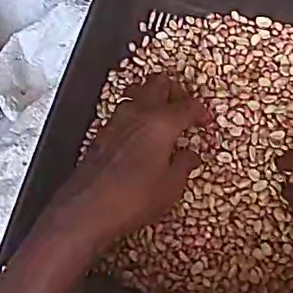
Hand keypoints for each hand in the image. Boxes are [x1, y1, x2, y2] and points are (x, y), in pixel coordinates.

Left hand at [47, 74, 209, 253]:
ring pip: (138, 93)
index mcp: (162, 122)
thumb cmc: (133, 198)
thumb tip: (190, 156)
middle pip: (160, 83)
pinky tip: (143, 137)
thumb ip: (184, 164)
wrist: (87, 209)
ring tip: (165, 120)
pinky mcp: (102, 133)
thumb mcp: (171, 186)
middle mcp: (138, 113)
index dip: (201, 112)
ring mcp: (116, 121)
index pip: (189, 105)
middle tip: (185, 109)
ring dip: (153, 100)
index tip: (206, 122)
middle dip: (176, 92)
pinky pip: (124, 113)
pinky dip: (137, 116)